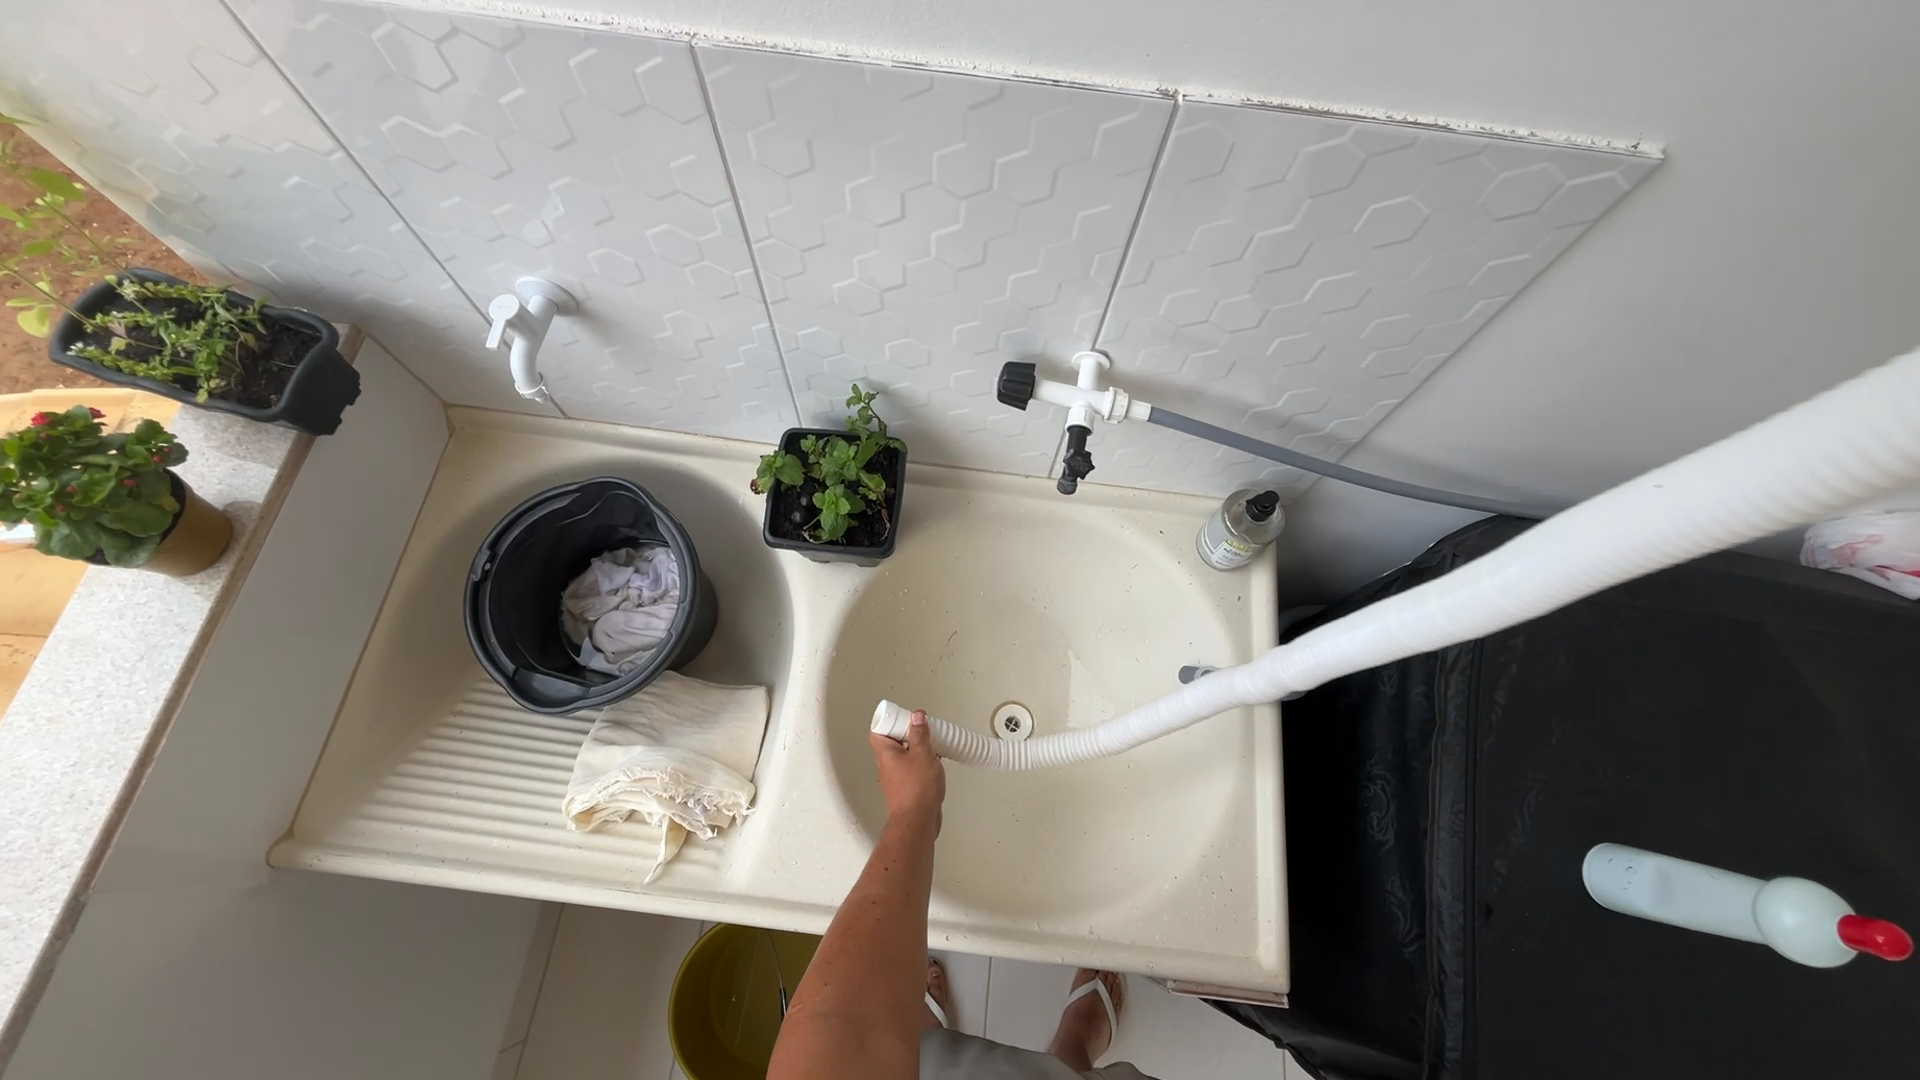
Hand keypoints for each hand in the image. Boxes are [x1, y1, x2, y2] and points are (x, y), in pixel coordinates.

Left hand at [869, 710, 944, 829]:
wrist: (917, 822)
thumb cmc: (916, 789)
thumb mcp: (922, 754)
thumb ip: (919, 734)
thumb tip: (916, 716)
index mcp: (885, 752)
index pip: (878, 730)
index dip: (890, 721)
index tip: (907, 716)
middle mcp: (887, 764)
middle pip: (893, 741)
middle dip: (908, 733)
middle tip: (923, 728)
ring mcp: (897, 777)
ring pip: (904, 755)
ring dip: (918, 748)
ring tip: (933, 744)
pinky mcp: (907, 788)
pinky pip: (913, 768)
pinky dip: (923, 762)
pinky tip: (936, 763)